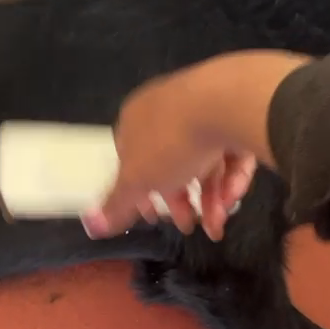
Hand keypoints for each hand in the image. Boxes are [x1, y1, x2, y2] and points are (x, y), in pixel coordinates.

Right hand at [83, 52, 308, 240]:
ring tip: (218, 223)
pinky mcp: (237, 114)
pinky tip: (233, 198)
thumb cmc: (170, 141)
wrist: (227, 102)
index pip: (132, 159)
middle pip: (171, 164)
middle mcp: (168, 111)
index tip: (154, 219)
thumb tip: (92, 225)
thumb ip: (117, 204)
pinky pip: (231, 150)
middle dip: (181, 202)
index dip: (141, 194)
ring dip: (210, 198)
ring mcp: (204, 110)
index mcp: (136, 119)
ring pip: (204, 161)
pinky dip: (231, 177)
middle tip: (191, 226)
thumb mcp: (136, 180)